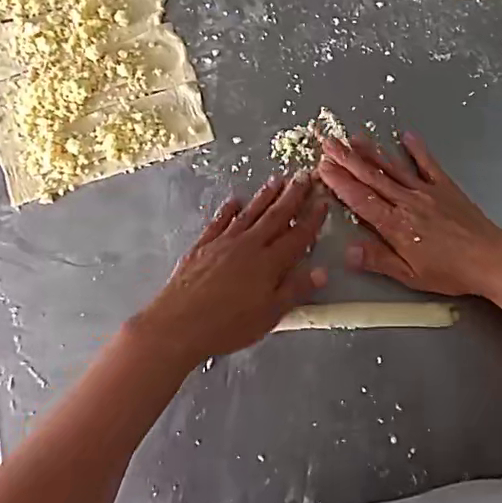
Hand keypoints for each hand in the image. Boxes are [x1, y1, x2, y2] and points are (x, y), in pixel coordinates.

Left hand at [129, 173, 328, 364]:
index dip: (312, 219)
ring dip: (265, 196)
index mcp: (268, 263)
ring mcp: (223, 242)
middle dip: (292, 196)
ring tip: (277, 180)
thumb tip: (320, 273)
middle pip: (275, 216)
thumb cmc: (227, 325)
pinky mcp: (203, 245)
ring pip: (250, 213)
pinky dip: (229, 209)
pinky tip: (235, 201)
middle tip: (303, 177)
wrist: (179, 323)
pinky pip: (220, 221)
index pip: (297, 236)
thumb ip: (294, 290)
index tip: (322, 202)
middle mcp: (248, 245)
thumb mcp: (269, 316)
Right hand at [317, 131, 501, 296]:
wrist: (491, 259)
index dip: (339, 182)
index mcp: (395, 225)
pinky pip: (427, 164)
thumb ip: (378, 259)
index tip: (323, 167)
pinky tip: (406, 135)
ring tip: (353, 137)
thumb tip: (347, 252)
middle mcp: (406, 202)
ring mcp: (425, 191)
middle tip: (328, 143)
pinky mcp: (444, 186)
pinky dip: (416, 149)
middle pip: (371, 177)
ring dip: (371, 152)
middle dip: (347, 159)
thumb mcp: (410, 275)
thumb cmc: (450, 272)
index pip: (360, 199)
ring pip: (392, 168)